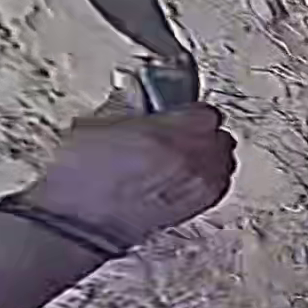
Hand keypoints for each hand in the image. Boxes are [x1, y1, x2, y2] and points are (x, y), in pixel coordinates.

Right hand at [19, 105, 236, 246]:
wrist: (86, 217)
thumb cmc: (85, 173)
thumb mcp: (96, 124)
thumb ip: (128, 105)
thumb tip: (139, 90)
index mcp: (176, 129)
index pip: (205, 112)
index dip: (189, 113)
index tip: (177, 115)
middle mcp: (200, 152)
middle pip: (218, 134)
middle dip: (199, 134)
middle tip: (175, 138)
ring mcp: (210, 176)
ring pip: (223, 156)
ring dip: (206, 155)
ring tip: (176, 160)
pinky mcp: (213, 197)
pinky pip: (221, 178)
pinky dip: (207, 174)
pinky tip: (181, 177)